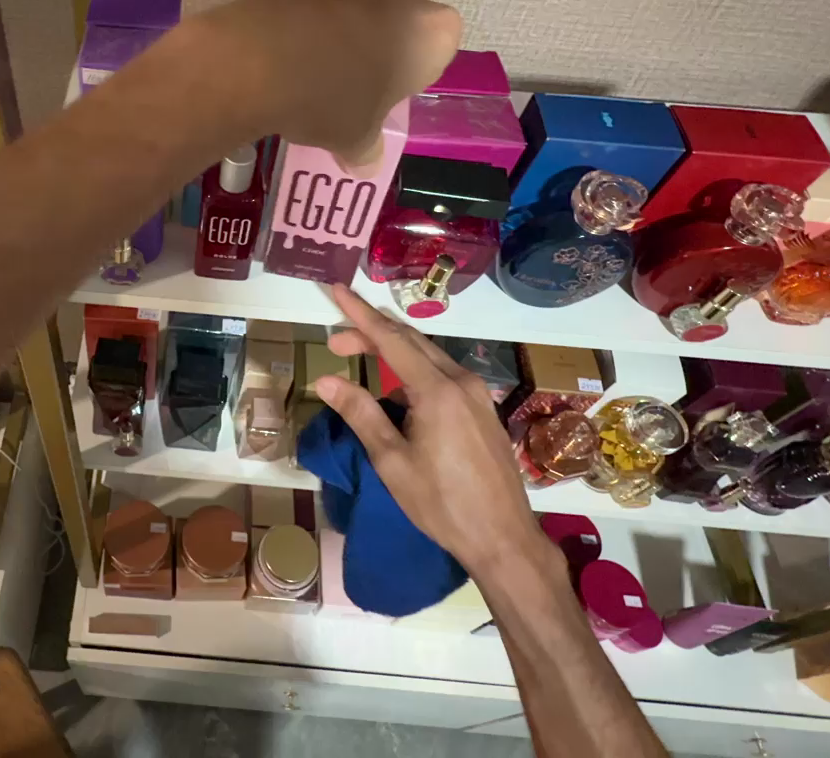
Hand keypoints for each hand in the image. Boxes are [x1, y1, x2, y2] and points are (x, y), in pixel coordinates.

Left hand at [172, 0, 460, 166]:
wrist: (258, 61)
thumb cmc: (329, 103)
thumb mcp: (354, 139)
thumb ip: (366, 149)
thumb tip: (365, 167)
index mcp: (432, 32)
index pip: (438, 50)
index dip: (411, 73)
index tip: (385, 94)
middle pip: (402, 17)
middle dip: (382, 42)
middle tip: (353, 81)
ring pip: (360, 5)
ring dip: (344, 30)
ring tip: (313, 71)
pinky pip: (317, 4)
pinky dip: (308, 24)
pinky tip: (286, 55)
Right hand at [312, 285, 542, 572]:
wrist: (504, 539)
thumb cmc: (442, 504)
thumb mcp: (392, 461)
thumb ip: (360, 414)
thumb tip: (325, 380)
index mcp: (437, 390)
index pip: (390, 339)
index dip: (359, 314)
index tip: (336, 289)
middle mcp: (461, 381)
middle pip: (410, 341)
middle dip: (370, 332)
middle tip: (335, 342)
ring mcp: (477, 395)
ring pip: (428, 356)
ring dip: (392, 350)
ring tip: (359, 358)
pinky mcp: (483, 410)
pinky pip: (443, 374)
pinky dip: (413, 369)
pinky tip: (398, 392)